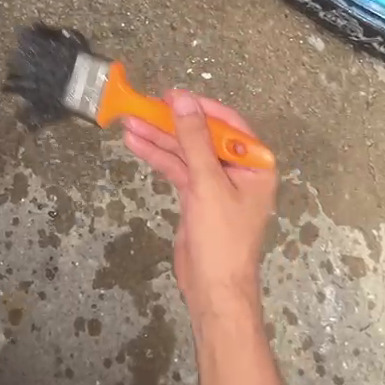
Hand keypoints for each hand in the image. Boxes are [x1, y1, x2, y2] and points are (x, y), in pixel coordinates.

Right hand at [122, 90, 276, 327]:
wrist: (213, 289)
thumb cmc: (222, 238)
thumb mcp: (208, 183)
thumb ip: (194, 139)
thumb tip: (183, 101)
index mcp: (254, 164)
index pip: (227, 124)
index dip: (199, 107)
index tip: (171, 95)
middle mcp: (237, 170)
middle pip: (201, 136)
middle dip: (171, 123)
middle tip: (143, 106)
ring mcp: (216, 183)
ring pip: (185, 151)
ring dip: (158, 138)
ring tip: (129, 122)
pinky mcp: (197, 196)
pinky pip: (177, 168)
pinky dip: (157, 156)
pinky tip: (136, 143)